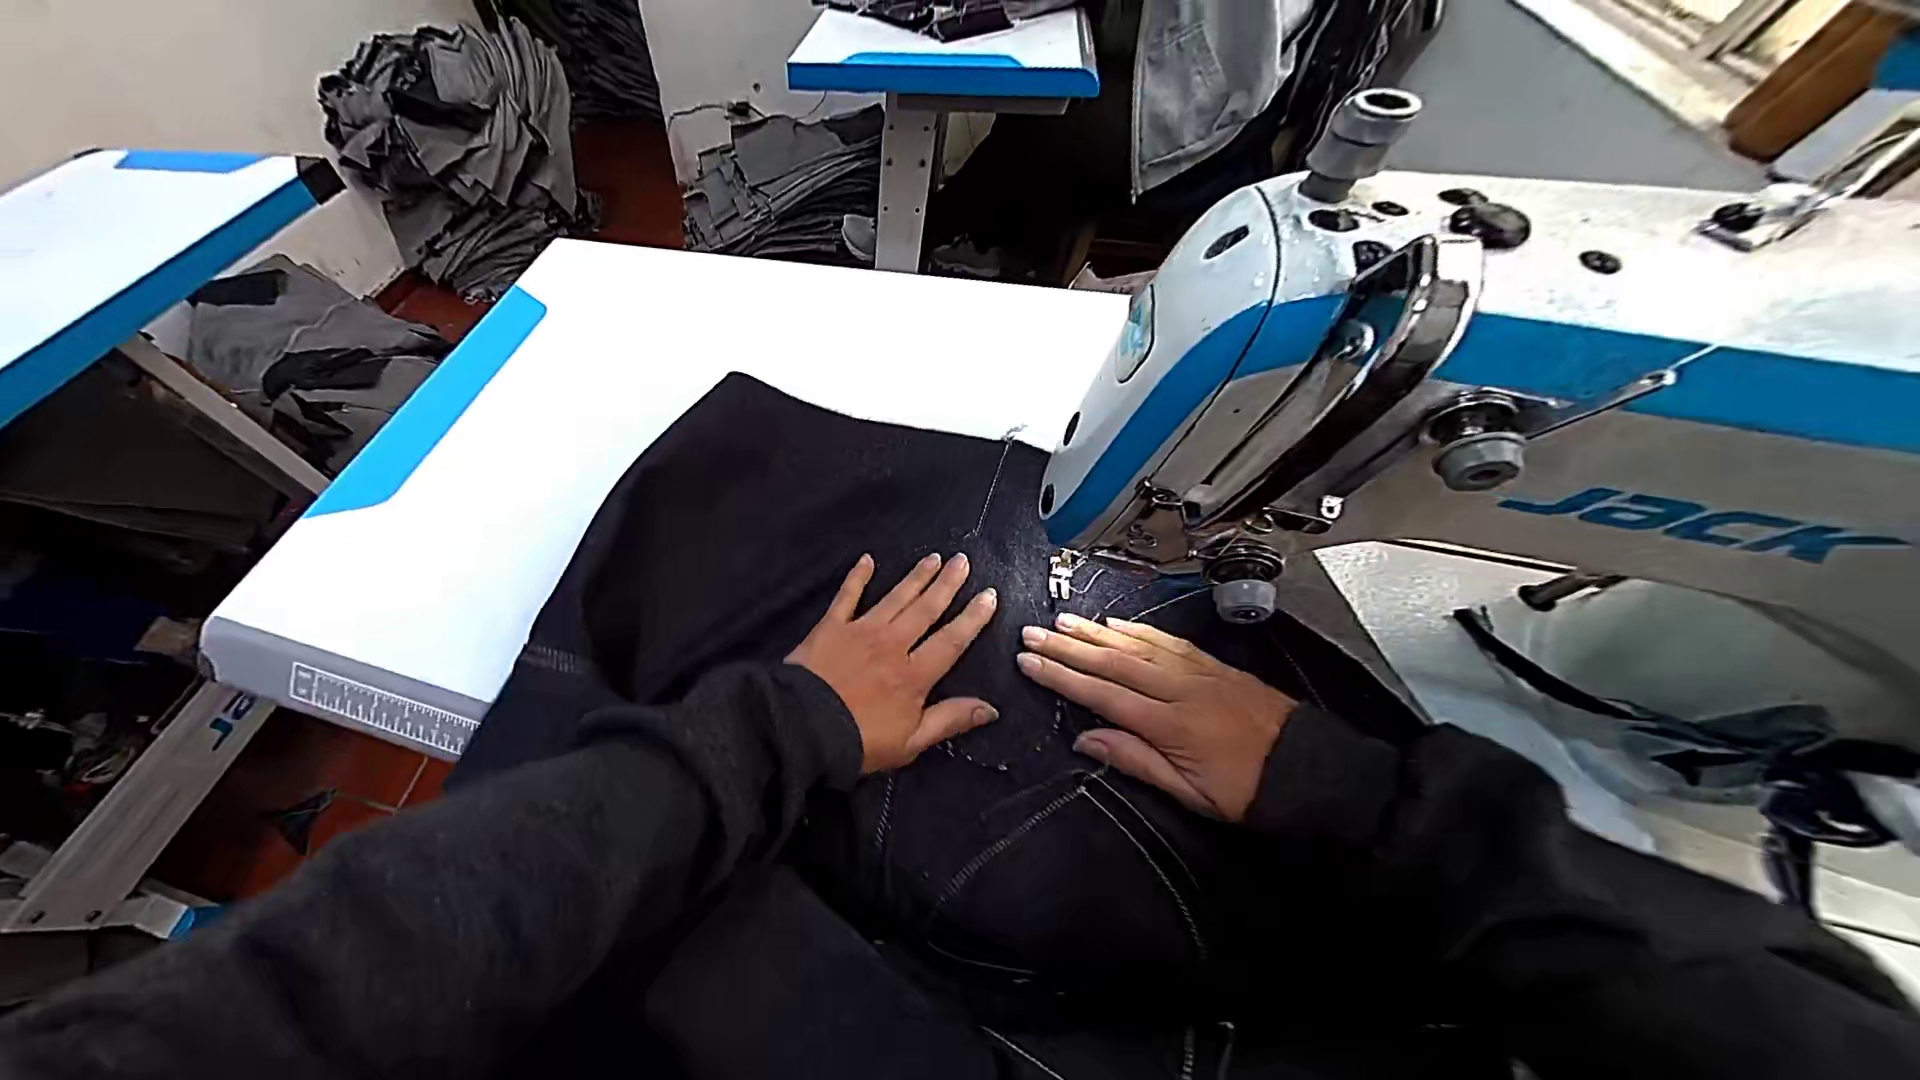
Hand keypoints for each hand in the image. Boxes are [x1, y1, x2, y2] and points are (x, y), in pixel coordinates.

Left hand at [788, 552, 1000, 772]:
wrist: (800, 729)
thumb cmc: (858, 741)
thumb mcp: (911, 742)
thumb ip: (950, 720)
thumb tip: (991, 708)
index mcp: (914, 674)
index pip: (952, 640)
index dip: (973, 617)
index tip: (989, 595)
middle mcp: (893, 644)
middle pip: (926, 609)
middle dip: (947, 584)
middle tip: (963, 561)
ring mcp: (861, 631)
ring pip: (896, 598)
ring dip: (916, 576)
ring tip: (934, 558)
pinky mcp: (831, 627)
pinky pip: (847, 596)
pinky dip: (857, 577)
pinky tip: (868, 559)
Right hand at [1015, 613, 1296, 820]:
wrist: (1311, 769)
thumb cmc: (1250, 790)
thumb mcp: (1191, 793)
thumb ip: (1135, 760)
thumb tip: (1086, 739)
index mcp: (1169, 723)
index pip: (1101, 693)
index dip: (1061, 676)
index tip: (1031, 662)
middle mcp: (1178, 688)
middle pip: (1112, 661)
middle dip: (1067, 646)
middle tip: (1034, 633)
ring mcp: (1196, 672)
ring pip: (1136, 644)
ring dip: (1095, 631)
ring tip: (1063, 621)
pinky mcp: (1212, 665)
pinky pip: (1166, 640)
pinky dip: (1137, 630)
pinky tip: (1116, 624)